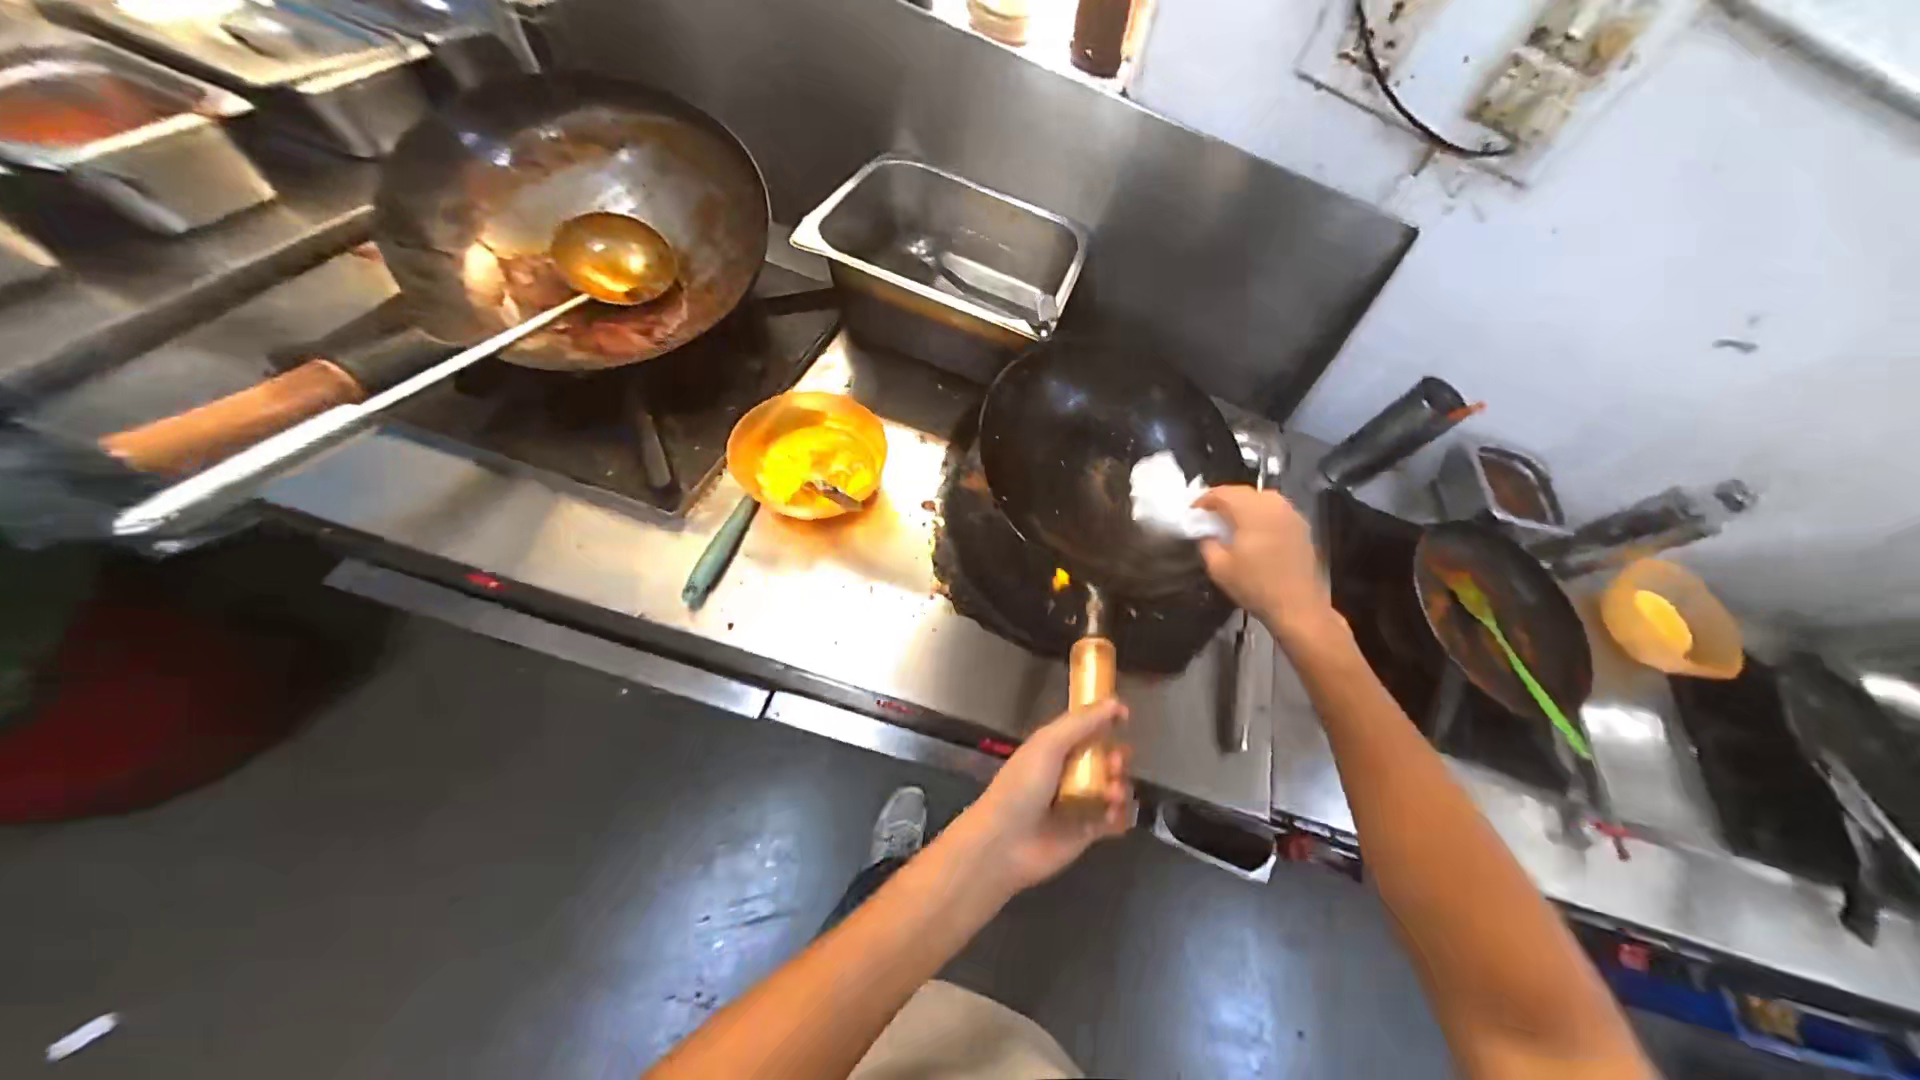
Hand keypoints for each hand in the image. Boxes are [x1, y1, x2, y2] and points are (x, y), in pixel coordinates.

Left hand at [939, 699, 1132, 896]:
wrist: (1005, 842)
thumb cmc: (1023, 786)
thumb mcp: (1049, 744)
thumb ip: (1082, 723)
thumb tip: (1115, 702)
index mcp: (1054, 747)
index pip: (1086, 728)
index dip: (1105, 720)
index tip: (1125, 716)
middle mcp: (1067, 772)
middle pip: (1104, 759)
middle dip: (1116, 757)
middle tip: (1115, 763)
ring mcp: (1079, 803)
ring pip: (1112, 788)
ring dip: (1120, 786)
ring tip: (1112, 793)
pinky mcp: (1087, 832)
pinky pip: (1114, 820)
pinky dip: (1120, 816)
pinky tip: (1113, 814)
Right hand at [1195, 486, 1342, 644]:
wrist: (1297, 606)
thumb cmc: (1254, 586)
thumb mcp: (1218, 567)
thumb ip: (1207, 543)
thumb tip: (1207, 532)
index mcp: (1251, 512)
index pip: (1223, 493)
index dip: (1204, 499)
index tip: (1193, 512)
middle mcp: (1273, 506)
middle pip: (1243, 491)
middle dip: (1223, 499)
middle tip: (1208, 514)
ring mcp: (1291, 514)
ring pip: (1261, 497)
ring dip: (1242, 503)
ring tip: (1229, 519)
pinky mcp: (1301, 526)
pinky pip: (1275, 508)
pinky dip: (1259, 512)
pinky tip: (1253, 529)